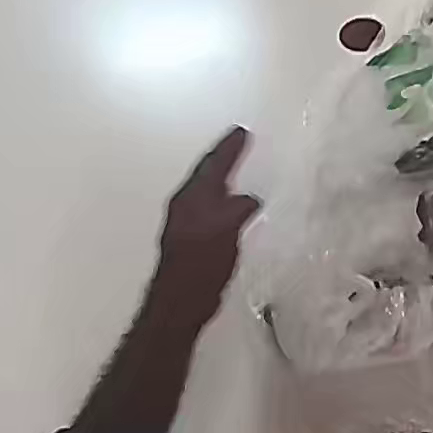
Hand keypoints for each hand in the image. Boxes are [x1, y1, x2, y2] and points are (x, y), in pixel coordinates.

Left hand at [154, 126, 262, 323]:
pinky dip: (220, 199)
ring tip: (235, 168)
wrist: (181, 301)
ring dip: (220, 177)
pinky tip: (230, 206)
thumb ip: (239, 209)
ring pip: (205, 191)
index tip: (241, 132)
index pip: (212, 165)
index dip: (228, 148)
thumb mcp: (226, 229)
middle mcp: (185, 206)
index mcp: (192, 198)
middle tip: (237, 142)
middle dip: (221, 157)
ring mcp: (185, 223)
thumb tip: (250, 200)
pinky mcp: (191, 241)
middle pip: (205, 174)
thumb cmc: (202, 263)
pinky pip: (208, 207)